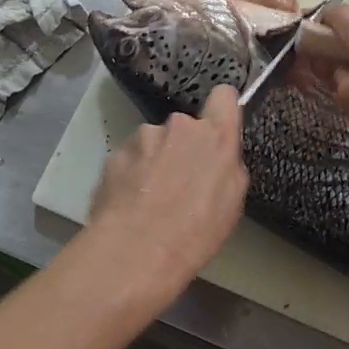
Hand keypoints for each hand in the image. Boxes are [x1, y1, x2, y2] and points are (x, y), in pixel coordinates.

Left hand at [88, 84, 247, 290]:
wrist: (134, 252)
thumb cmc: (194, 234)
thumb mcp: (232, 204)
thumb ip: (227, 166)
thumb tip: (218, 156)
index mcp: (215, 136)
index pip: (225, 96)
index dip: (222, 109)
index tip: (219, 127)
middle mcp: (179, 126)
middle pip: (186, 128)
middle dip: (183, 148)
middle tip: (179, 185)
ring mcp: (144, 136)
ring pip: (155, 142)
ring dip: (155, 160)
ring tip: (149, 199)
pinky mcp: (116, 152)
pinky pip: (131, 157)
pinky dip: (132, 174)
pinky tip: (129, 203)